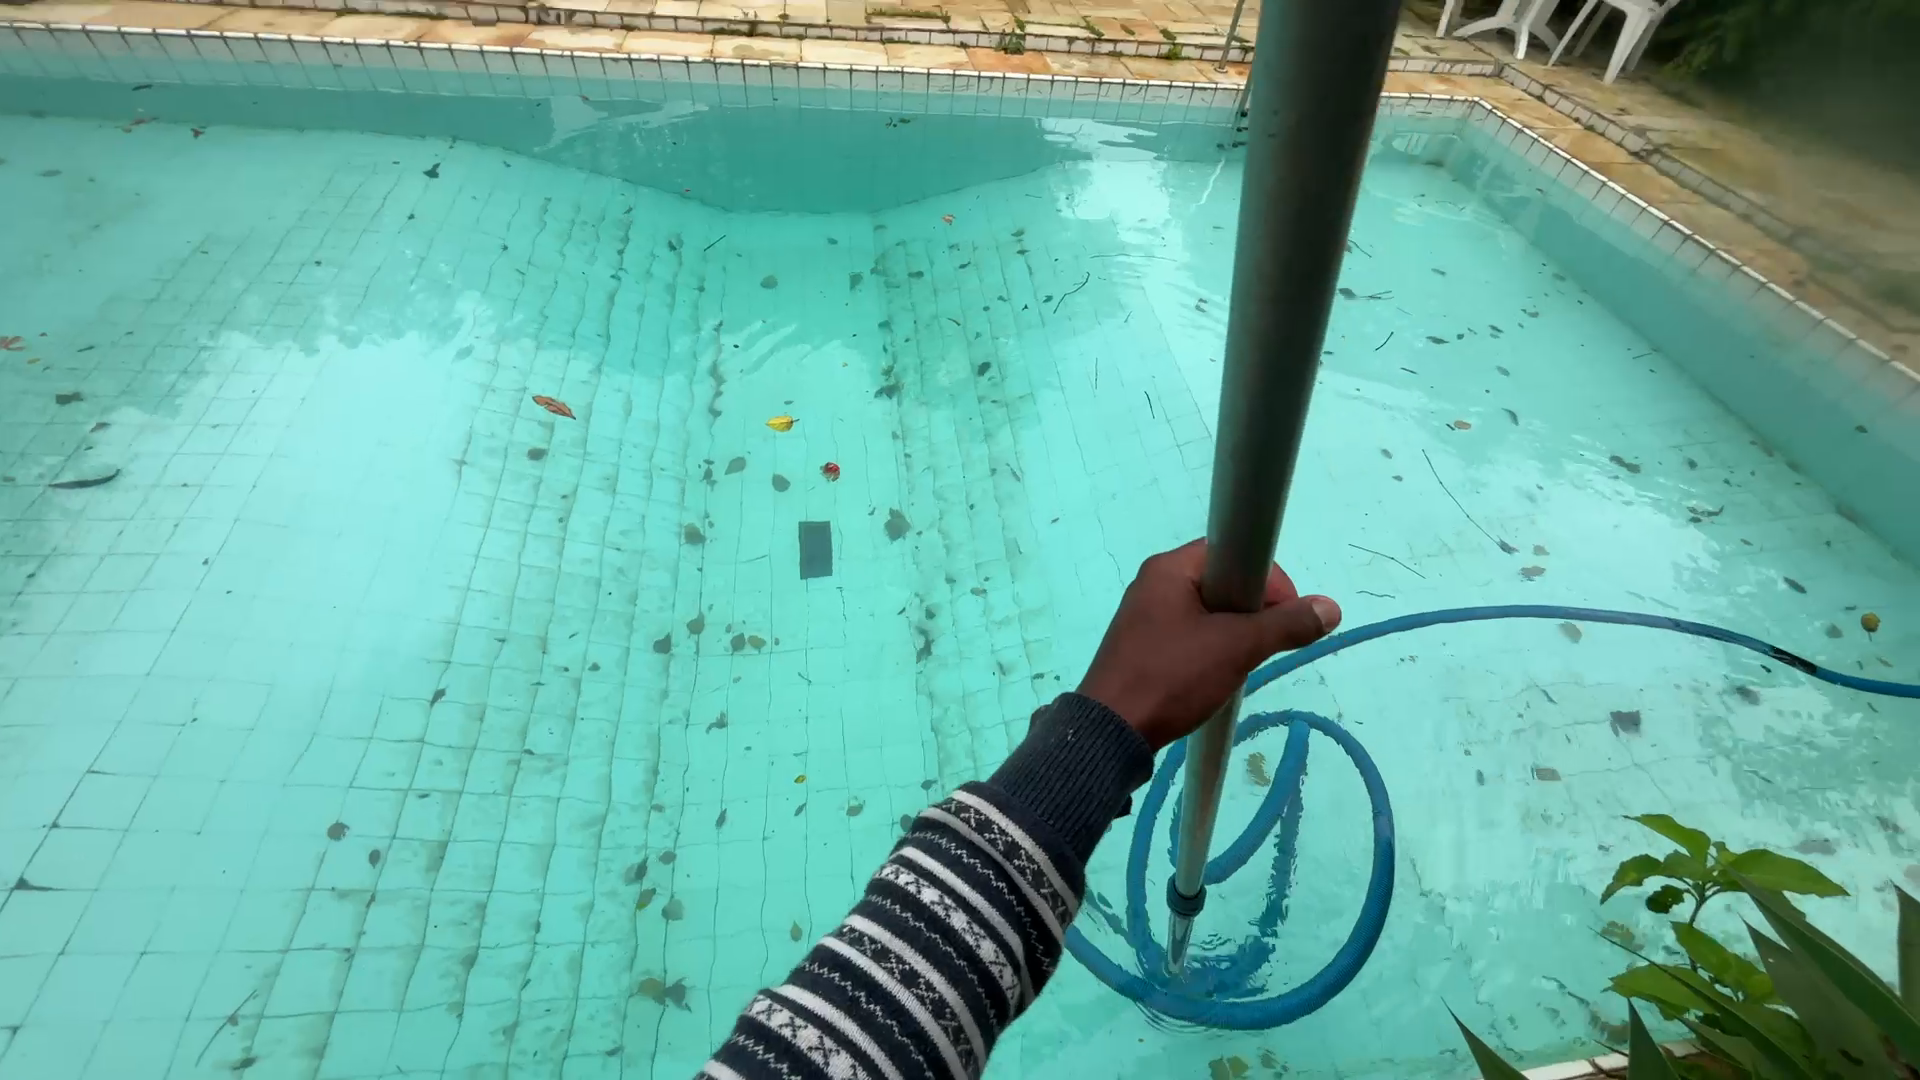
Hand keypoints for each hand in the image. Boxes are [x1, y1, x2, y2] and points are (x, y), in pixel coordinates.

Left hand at [1077, 540, 1340, 750]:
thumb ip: (1285, 625)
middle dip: (1253, 609)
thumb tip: (1331, 607)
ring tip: (1241, 662)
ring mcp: (1144, 613)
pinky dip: (1210, 646)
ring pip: (1207, 609)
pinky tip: (1216, 673)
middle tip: (1264, 644)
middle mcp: (1153, 582)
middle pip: (1221, 580)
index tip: (1284, 614)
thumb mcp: (1236, 648)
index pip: (1232, 550)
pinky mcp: (1142, 642)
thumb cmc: (1172, 675)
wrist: (1111, 729)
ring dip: (1233, 632)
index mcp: (1168, 568)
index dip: (1266, 578)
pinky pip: (1189, 631)